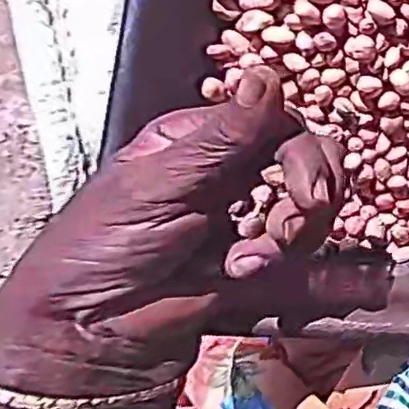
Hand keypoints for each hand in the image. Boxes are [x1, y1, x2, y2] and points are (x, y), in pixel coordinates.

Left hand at [0, 68, 374, 399]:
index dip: (304, 156)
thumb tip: (266, 73)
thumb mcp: (158, 184)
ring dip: (298, 229)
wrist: (90, 335)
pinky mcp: (265, 245)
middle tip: (289, 226)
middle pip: (313, 157)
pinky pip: (306, 237)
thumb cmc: (102, 248)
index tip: (307, 193)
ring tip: (253, 257)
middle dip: (311, 192)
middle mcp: (238, 165)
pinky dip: (285, 255)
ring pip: (318, 197)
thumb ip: (224, 134)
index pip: (282, 125)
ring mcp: (255, 206)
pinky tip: (243, 269)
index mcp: (206, 138)